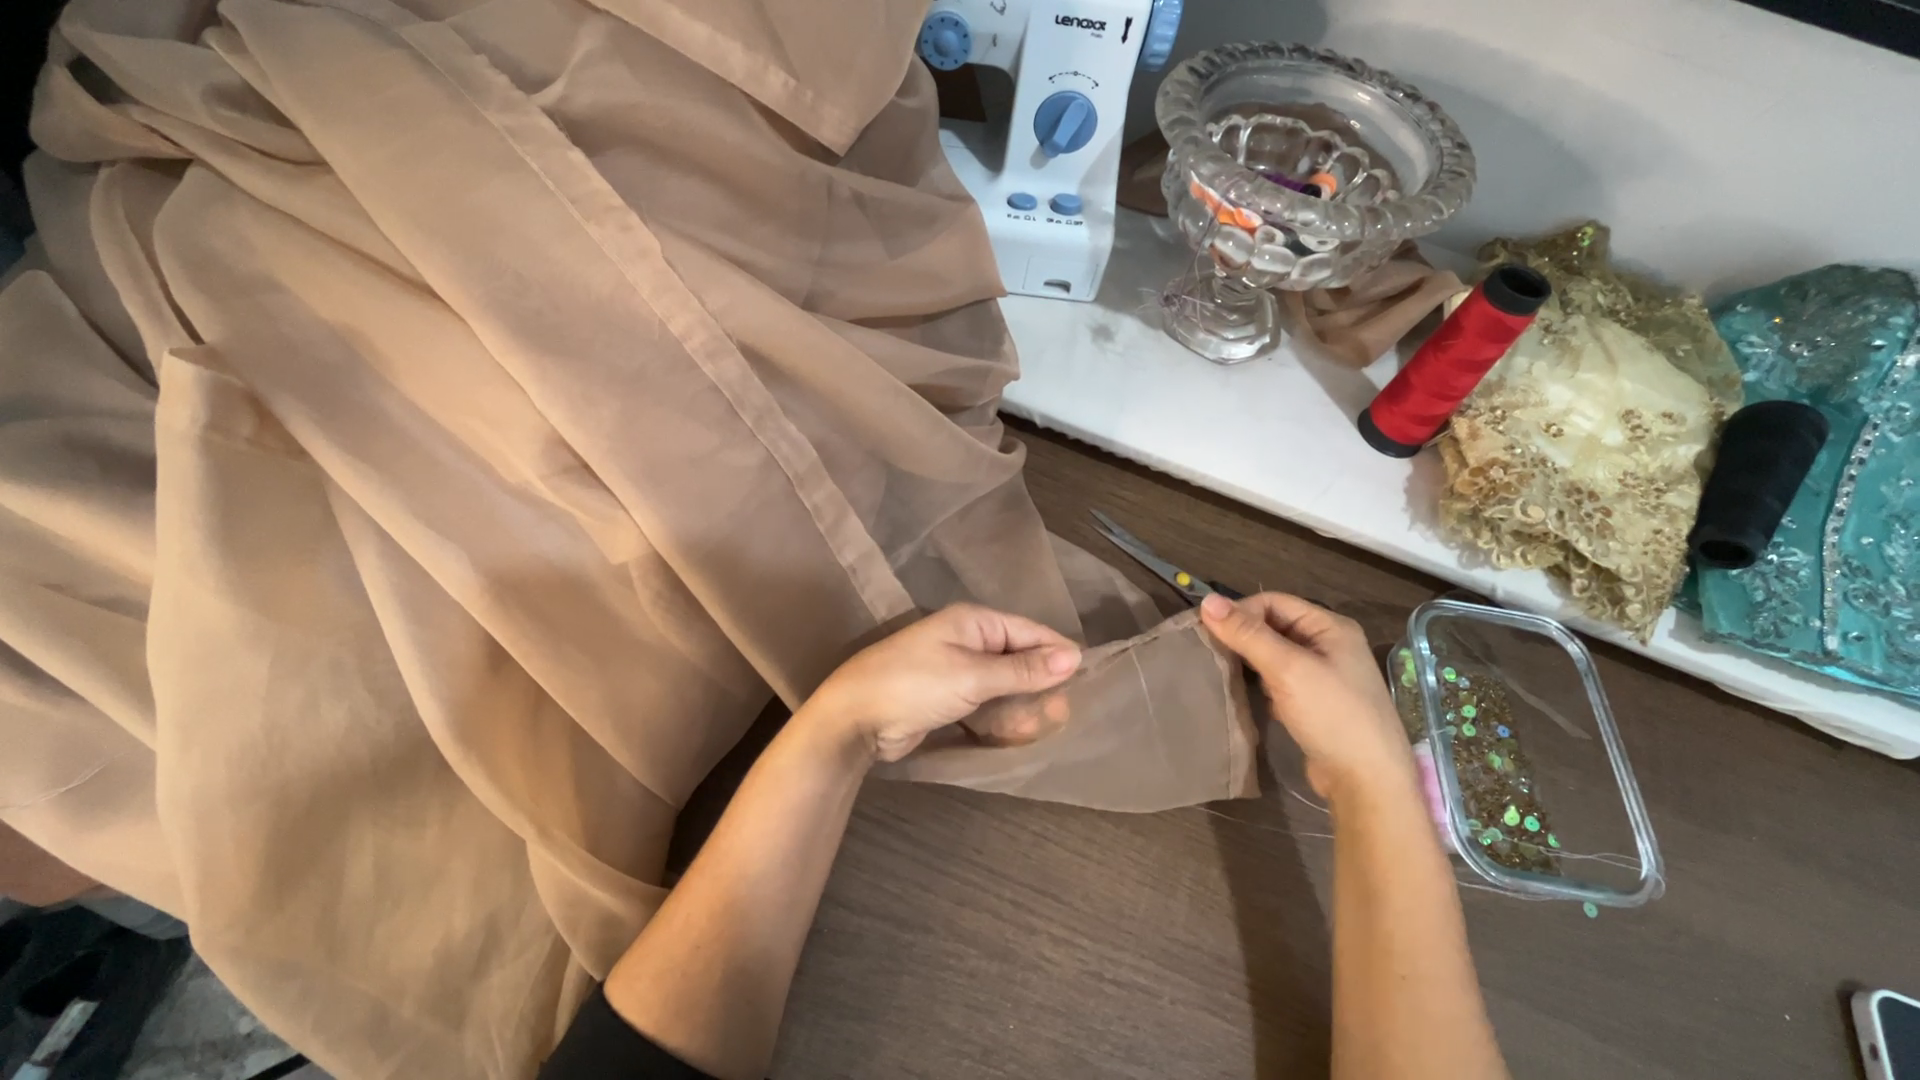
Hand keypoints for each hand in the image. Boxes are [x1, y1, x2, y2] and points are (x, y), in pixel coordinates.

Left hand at [805, 604, 1082, 762]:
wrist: (853, 718)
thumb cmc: (914, 684)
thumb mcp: (972, 676)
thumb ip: (1023, 669)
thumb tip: (1074, 656)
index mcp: (974, 623)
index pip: (1030, 631)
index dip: (1057, 654)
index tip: (1085, 681)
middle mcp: (969, 642)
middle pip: (1020, 661)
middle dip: (1039, 688)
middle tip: (1057, 716)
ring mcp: (958, 673)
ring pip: (1005, 688)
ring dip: (1020, 709)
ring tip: (1033, 731)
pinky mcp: (949, 701)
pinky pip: (987, 707)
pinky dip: (1000, 720)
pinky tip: (1011, 737)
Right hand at [1200, 591, 1414, 802]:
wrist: (1366, 780)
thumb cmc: (1331, 715)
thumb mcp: (1287, 669)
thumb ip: (1247, 634)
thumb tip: (1207, 601)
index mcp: (1330, 627)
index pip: (1274, 602)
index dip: (1240, 612)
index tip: (1208, 632)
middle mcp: (1329, 645)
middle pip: (1274, 626)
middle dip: (1242, 636)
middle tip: (1209, 651)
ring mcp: (1323, 675)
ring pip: (1274, 655)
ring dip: (1249, 661)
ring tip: (1221, 671)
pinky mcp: (1315, 702)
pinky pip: (1279, 680)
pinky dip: (1260, 683)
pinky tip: (1245, 695)